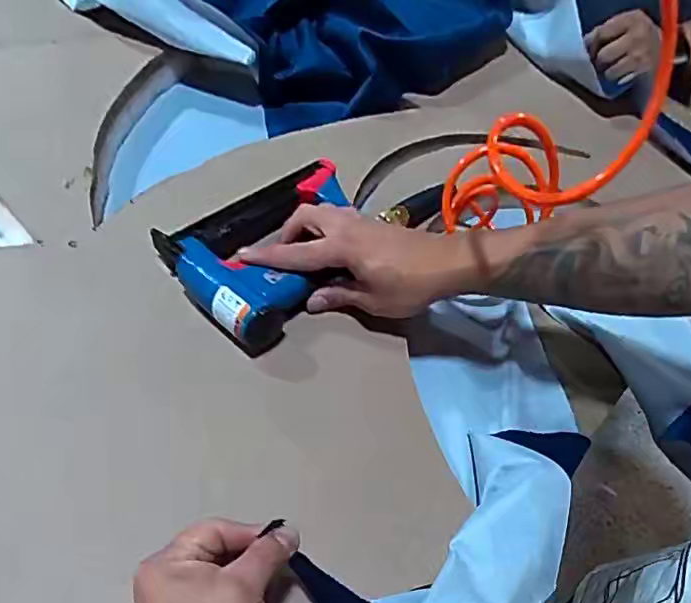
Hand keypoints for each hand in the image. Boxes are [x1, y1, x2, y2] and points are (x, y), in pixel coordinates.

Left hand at [134, 518, 298, 602]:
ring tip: (262, 590)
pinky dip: (234, 592)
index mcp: (163, 562)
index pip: (213, 530)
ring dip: (244, 576)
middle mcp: (160, 577)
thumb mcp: (245, 587)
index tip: (282, 546)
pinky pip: (212, 592)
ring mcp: (168, 601)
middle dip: (248, 557)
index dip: (250, 534)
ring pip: (216, 571)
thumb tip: (287, 531)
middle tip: (275, 568)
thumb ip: (268, 553)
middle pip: (213, 549)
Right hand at [236, 203, 471, 317]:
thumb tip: (311, 300)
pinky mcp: (370, 223)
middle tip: (284, 258)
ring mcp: (359, 220)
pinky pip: (336, 218)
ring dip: (306, 229)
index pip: (295, 251)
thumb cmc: (410, 285)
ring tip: (305, 255)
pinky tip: (331, 253)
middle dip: (287, 233)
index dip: (267, 255)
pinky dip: (323, 229)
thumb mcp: (372, 300)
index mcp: (341, 247)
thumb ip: (339, 296)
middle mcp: (345, 226)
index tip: (242, 255)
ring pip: (320, 213)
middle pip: (304, 216)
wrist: (447, 262)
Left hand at [586, 10, 663, 84]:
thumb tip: (584, 43)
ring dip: (608, 72)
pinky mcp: (641, 70)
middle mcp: (637, 34)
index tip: (589, 51)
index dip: (591, 45)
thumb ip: (608, 30)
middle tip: (601, 63)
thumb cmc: (642, 36)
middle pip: (603, 55)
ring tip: (613, 68)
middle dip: (599, 62)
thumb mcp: (628, 25)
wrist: (669, 47)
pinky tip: (621, 73)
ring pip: (609, 71)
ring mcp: (640, 54)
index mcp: (632, 18)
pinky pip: (618, 79)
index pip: (601, 33)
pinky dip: (616, 78)